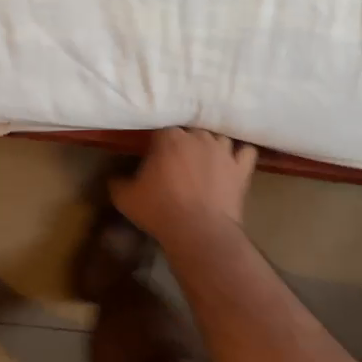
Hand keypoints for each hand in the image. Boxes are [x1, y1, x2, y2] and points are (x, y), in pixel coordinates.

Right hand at [110, 128, 257, 241]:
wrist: (199, 232)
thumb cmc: (159, 210)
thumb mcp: (125, 198)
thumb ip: (117, 182)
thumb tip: (114, 177)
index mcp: (169, 137)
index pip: (162, 130)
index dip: (158, 144)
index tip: (154, 158)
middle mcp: (198, 136)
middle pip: (191, 131)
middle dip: (185, 143)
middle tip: (177, 162)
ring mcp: (223, 150)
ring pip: (219, 137)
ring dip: (212, 146)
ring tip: (205, 162)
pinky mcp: (241, 168)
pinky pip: (246, 152)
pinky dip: (240, 155)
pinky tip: (234, 163)